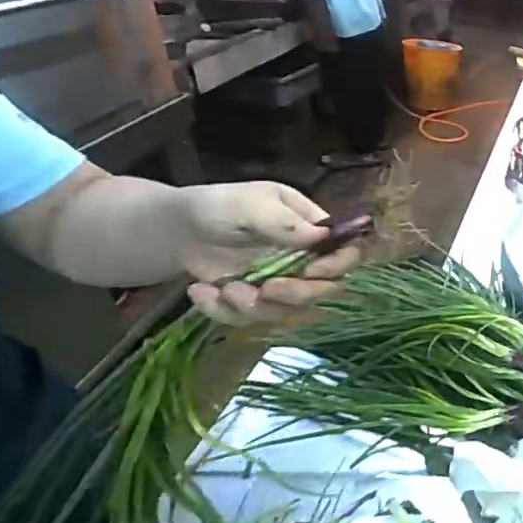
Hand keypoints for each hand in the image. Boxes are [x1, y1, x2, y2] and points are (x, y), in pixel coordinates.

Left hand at [177, 182, 363, 324]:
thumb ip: (283, 221)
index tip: (312, 270)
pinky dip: (222, 311)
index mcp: (313, 231)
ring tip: (223, 288)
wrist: (176, 228)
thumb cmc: (219, 206)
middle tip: (266, 289)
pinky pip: (250, 319)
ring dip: (254, 306)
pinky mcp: (252, 302)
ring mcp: (280, 283)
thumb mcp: (250, 203)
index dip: (338, 265)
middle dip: (297, 294)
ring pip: (287, 310)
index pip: (346, 252)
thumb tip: (322, 237)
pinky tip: (201, 291)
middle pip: (324, 289)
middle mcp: (304, 259)